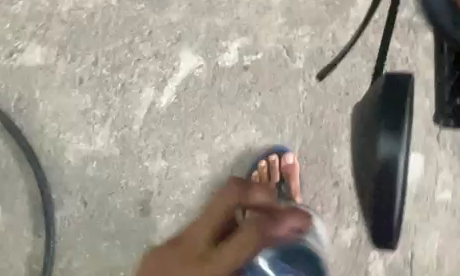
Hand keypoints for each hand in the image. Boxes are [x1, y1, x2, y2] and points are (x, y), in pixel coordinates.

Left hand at [135, 177, 310, 275]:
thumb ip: (246, 271)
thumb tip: (269, 259)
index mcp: (204, 270)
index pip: (252, 232)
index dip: (284, 221)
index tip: (305, 220)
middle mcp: (184, 247)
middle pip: (229, 193)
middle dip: (261, 191)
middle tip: (282, 205)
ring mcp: (166, 245)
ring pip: (212, 213)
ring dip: (239, 217)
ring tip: (258, 232)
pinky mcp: (155, 252)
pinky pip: (196, 233)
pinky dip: (217, 237)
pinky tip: (226, 255)